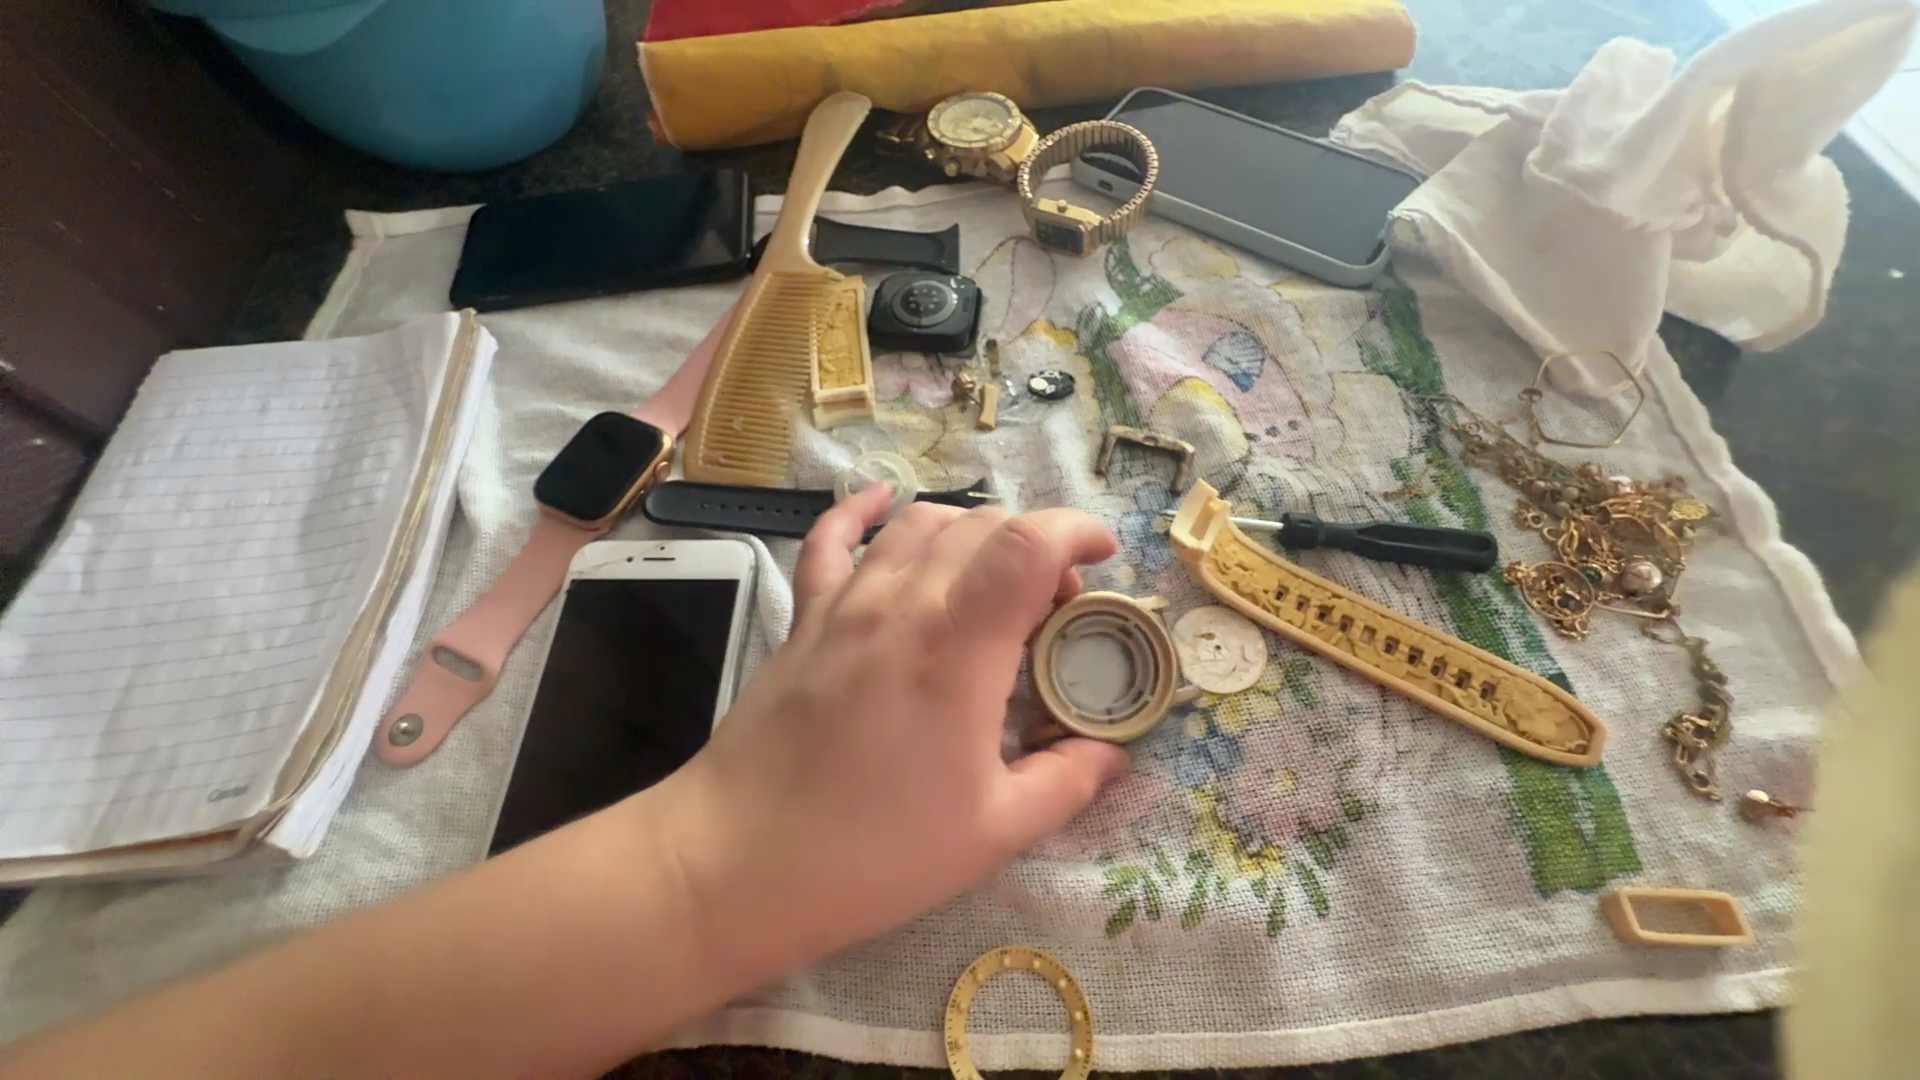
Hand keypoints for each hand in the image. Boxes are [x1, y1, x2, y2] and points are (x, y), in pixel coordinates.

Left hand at [659, 485, 1129, 980]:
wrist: (737, 861)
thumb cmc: (872, 852)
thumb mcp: (992, 832)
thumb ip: (1066, 782)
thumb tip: (1112, 752)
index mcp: (958, 647)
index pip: (1027, 544)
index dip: (1076, 532)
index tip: (1102, 559)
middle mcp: (903, 602)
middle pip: (983, 525)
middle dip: (1037, 544)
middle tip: (1053, 603)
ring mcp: (846, 602)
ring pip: (918, 523)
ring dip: (972, 531)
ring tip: (991, 575)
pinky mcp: (804, 616)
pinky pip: (831, 539)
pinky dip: (863, 511)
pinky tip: (882, 502)